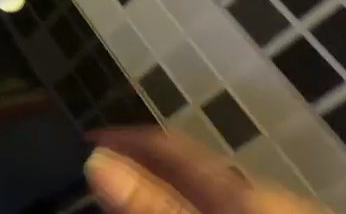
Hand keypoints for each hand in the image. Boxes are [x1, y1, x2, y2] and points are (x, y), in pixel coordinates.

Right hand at [86, 127, 324, 213]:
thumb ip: (157, 209)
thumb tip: (95, 161)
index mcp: (242, 192)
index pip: (168, 145)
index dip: (123, 139)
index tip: (81, 142)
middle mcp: (264, 199)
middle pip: (192, 171)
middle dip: (146, 172)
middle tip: (102, 185)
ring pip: (218, 198)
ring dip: (173, 198)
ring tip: (140, 208)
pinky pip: (237, 213)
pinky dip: (201, 211)